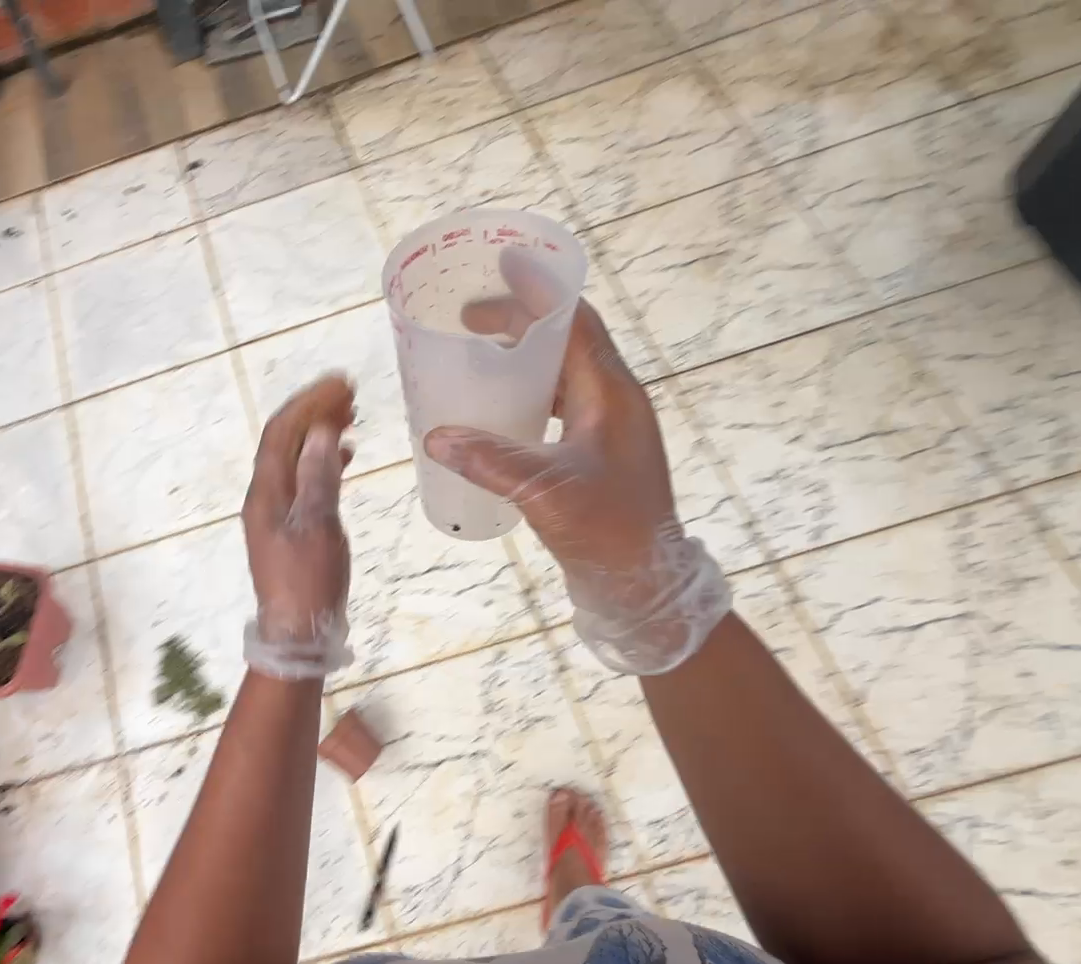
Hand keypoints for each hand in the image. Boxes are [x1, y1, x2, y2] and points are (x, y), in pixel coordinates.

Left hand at [242, 374, 356, 680]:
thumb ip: (318, 478)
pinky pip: (304, 480)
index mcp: (266, 493)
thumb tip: (320, 431)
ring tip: (352, 415)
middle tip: (350, 393)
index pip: (282, 432)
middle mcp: (265, 496)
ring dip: (320, 433)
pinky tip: (345, 456)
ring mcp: (276, 511)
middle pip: (286, 441)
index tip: (341, 383)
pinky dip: (323, 462)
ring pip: (296, 458)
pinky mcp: (289, 526)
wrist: (296, 634)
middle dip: (314, 412)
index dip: (309, 402)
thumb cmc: (308, 582)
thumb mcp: (318, 528)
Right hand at [422, 278, 729, 674]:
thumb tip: (435, 437)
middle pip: (565, 342)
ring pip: (560, 374)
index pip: (576, 322)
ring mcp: (607, 428)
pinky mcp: (596, 452)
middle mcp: (614, 402)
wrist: (644, 581)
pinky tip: (496, 410)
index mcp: (613, 396)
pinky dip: (525, 395)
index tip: (502, 265)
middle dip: (518, 323)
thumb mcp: (544, 491)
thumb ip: (489, 460)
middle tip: (469, 318)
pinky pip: (557, 405)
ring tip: (477, 355)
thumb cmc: (608, 531)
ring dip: (520, 359)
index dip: (540, 291)